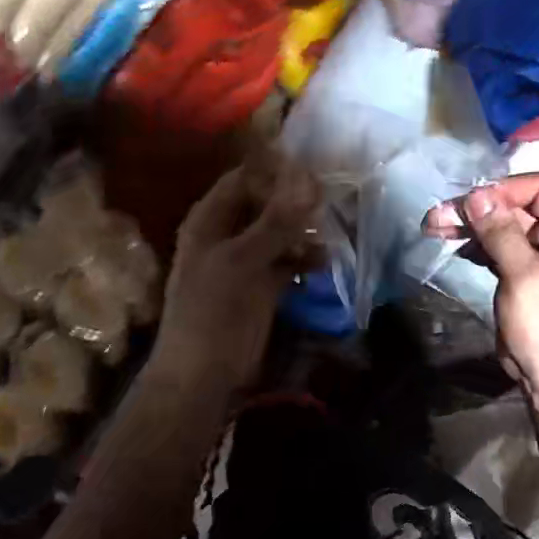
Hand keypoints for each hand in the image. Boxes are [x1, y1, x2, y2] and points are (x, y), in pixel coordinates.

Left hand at [150, 159, 317, 389]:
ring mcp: (245, 263)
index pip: (243, 179)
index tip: (315, 164)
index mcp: (209, 221)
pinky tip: (326, 260)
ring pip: (278, 235)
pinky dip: (303, 260)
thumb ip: (275, 222)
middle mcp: (226, 236)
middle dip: (295, 201)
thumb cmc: (213, 313)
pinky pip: (285, 264)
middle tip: (334, 193)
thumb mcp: (242, 262)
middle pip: (263, 205)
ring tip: (336, 225)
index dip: (275, 170)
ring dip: (303, 231)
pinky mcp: (261, 288)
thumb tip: (308, 180)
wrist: (202, 374)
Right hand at [423, 174, 538, 403]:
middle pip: (518, 206)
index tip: (467, 201)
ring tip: (434, 227)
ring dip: (470, 225)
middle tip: (438, 215)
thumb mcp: (524, 276)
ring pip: (503, 227)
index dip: (504, 189)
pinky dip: (476, 244)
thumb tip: (476, 194)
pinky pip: (498, 248)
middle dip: (478, 209)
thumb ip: (501, 232)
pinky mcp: (522, 274)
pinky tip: (453, 244)